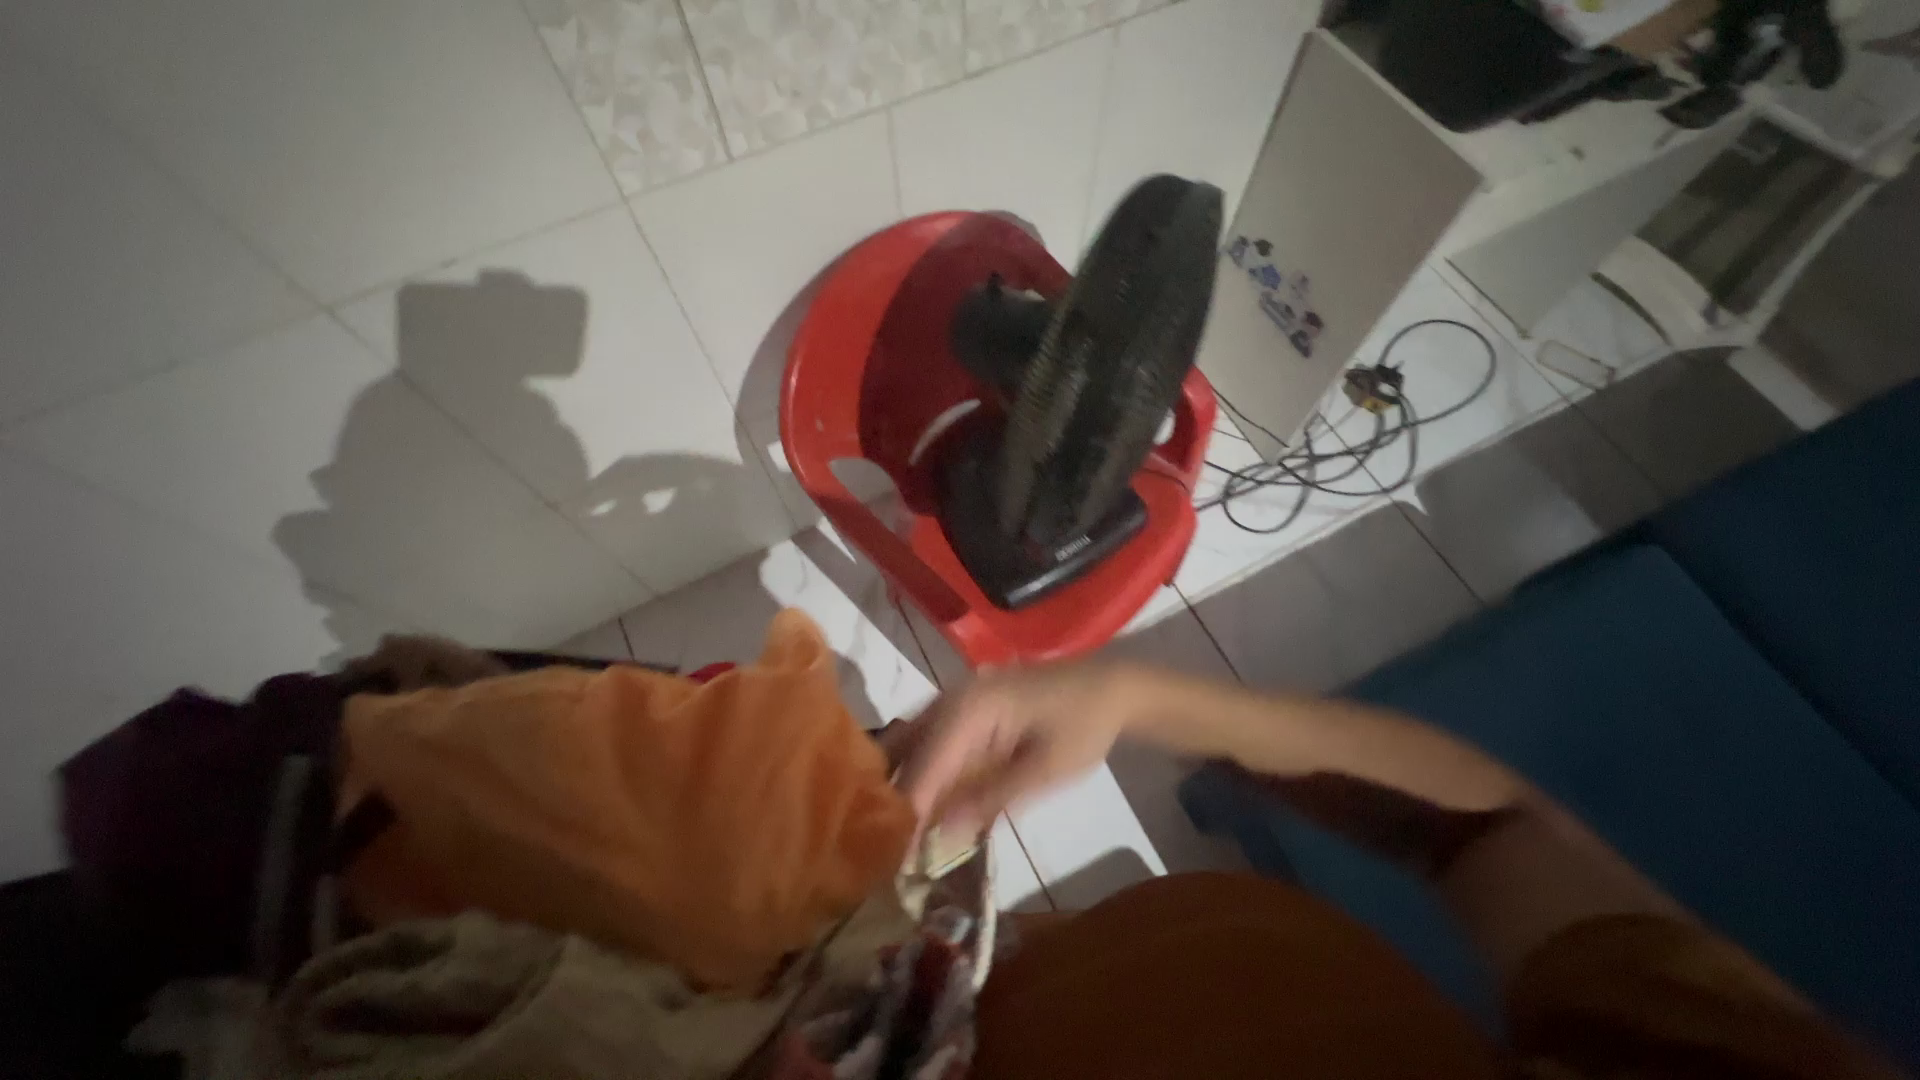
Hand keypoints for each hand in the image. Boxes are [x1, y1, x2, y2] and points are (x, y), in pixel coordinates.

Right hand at [895, 663, 1142, 837]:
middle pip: (906, 751)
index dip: (908, 810)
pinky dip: (925, 772)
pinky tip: (925, 805)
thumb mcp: (1045, 770)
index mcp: (969, 709)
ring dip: (907, 785)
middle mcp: (952, 698)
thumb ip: (991, 798)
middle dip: (897, 797)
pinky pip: (932, 741)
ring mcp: (957, 700)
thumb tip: (941, 835)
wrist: (1110, 688)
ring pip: (913, 745)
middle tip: (892, 845)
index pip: (924, 764)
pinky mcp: (966, 709)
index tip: (895, 854)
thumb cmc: (1082, 728)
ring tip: (901, 831)